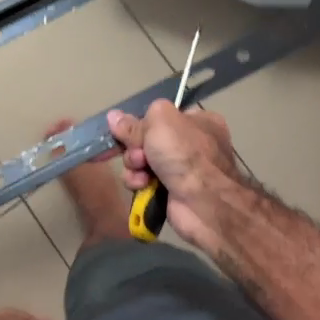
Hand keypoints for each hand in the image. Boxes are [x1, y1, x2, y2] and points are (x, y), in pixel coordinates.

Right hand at [108, 100, 242, 252]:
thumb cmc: (186, 153)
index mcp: (198, 121)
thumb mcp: (159, 122)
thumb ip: (135, 120)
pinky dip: (139, 182)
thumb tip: (114, 117)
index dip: (142, 122)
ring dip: (134, 165)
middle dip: (136, 147)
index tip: (126, 128)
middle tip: (139, 155)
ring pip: (142, 161)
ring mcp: (182, 170)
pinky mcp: (172, 192)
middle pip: (147, 139)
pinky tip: (142, 185)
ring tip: (141, 172)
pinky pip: (144, 181)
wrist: (206, 203)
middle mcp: (192, 144)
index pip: (161, 116)